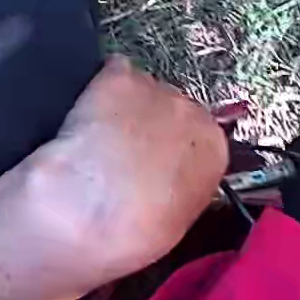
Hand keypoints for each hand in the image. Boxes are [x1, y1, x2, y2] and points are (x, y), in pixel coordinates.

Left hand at [14, 56, 226, 291]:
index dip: (171, 144)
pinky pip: (112, 71)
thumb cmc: (133, 229)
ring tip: (99, 133)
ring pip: (140, 88)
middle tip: (121, 147)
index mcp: (213, 148)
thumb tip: (169, 178)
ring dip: (123, 104)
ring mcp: (153, 88)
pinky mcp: (116, 76)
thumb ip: (182, 184)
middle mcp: (190, 110)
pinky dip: (100, 86)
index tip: (153, 157)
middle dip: (148, 121)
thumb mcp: (178, 218)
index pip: (199, 133)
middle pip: (170, 106)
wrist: (90, 207)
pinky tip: (86, 110)